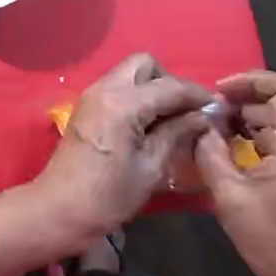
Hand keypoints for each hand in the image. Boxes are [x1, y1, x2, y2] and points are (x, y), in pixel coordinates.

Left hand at [34, 53, 214, 244]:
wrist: (58, 210)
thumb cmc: (107, 196)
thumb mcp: (150, 167)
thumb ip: (176, 133)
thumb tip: (201, 116)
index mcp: (122, 103)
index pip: (169, 86)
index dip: (197, 94)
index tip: (216, 107)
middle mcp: (104, 89)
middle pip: (144, 64)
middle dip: (168, 81)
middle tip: (184, 110)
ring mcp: (91, 96)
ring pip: (128, 74)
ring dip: (151, 88)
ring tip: (168, 119)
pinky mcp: (85, 108)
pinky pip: (116, 88)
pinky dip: (135, 96)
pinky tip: (147, 124)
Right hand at [195, 71, 275, 275]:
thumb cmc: (271, 239)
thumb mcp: (230, 194)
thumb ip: (211, 153)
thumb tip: (199, 125)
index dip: (252, 80)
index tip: (219, 92)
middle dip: (241, 104)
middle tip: (207, 116)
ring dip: (245, 123)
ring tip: (211, 133)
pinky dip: (253, 141)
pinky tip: (226, 154)